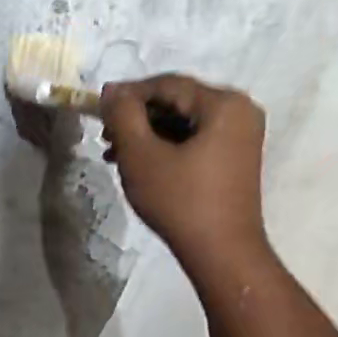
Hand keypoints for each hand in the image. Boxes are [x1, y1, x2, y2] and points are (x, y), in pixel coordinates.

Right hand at [101, 74, 269, 267]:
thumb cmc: (180, 201)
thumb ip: (122, 115)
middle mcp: (240, 111)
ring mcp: (241, 135)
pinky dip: (166, 145)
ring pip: (183, 121)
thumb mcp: (141, 155)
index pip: (167, 84)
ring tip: (116, 154)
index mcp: (223, 104)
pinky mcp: (235, 157)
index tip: (97, 109)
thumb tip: (111, 90)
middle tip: (105, 136)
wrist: (221, 252)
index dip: (127, 94)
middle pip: (176, 101)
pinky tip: (140, 164)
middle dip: (137, 117)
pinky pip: (195, 138)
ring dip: (147, 133)